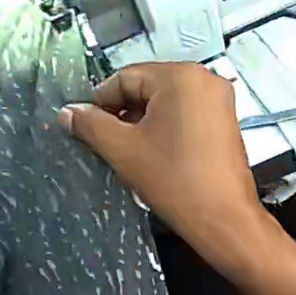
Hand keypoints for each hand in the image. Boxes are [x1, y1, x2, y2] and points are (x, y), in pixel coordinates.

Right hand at [61, 63, 276, 267]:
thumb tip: (67, 113)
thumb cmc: (174, 179)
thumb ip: (91, 125)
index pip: (126, 77)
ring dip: (144, 123)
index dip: (100, 101)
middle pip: (148, 88)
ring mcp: (221, 101)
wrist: (223, 217)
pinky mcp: (227, 123)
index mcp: (181, 77)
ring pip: (168, 103)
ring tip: (129, 151)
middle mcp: (206, 80)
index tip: (86, 125)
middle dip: (124, 112)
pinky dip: (167, 129)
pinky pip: (187, 115)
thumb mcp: (123, 150)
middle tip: (107, 140)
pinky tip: (155, 153)